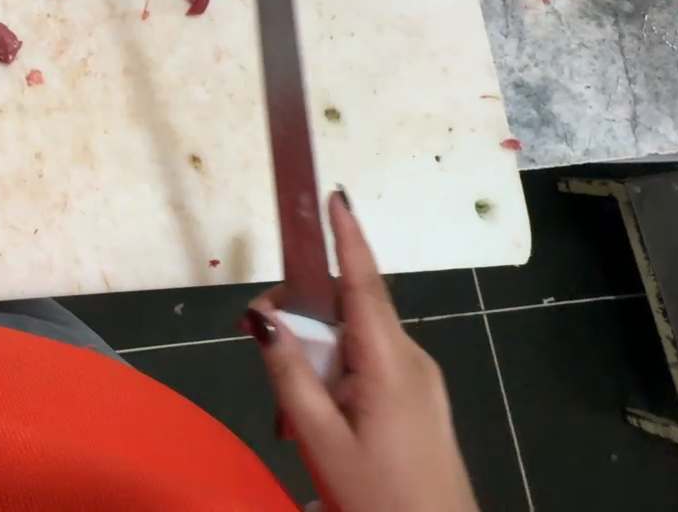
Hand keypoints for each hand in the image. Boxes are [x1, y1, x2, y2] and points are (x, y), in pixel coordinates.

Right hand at [244, 192, 480, 511]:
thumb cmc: (381, 496)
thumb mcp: (321, 437)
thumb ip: (288, 371)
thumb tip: (262, 314)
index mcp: (389, 364)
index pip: (363, 284)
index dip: (348, 237)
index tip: (336, 196)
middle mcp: (410, 358)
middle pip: (349, 304)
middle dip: (301, 305)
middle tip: (259, 333)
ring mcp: (418, 378)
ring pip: (354, 331)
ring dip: (314, 340)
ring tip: (288, 391)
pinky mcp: (417, 396)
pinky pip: (366, 356)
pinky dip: (333, 360)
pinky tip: (316, 399)